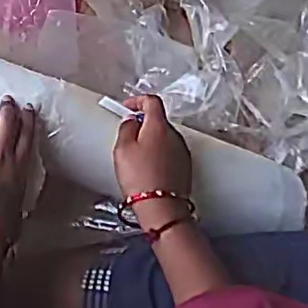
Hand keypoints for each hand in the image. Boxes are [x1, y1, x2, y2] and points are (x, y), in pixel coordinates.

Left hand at [0, 96, 39, 269]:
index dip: (29, 120)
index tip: (28, 110)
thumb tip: (15, 208)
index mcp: (20, 169)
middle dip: (9, 109)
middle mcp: (2, 155)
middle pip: (8, 124)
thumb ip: (16, 201)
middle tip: (8, 100)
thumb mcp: (16, 213)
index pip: (28, 137)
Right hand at [113, 95, 192, 228]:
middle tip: (128, 134)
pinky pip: (170, 151)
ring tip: (136, 155)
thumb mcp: (122, 149)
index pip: (152, 101)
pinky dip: (158, 152)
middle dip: (143, 123)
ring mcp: (182, 151)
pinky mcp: (185, 166)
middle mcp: (174, 135)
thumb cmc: (140, 177)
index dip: (138, 100)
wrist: (161, 207)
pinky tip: (147, 167)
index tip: (128, 106)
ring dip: (151, 139)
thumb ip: (126, 128)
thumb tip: (131, 120)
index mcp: (158, 126)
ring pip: (164, 136)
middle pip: (159, 120)